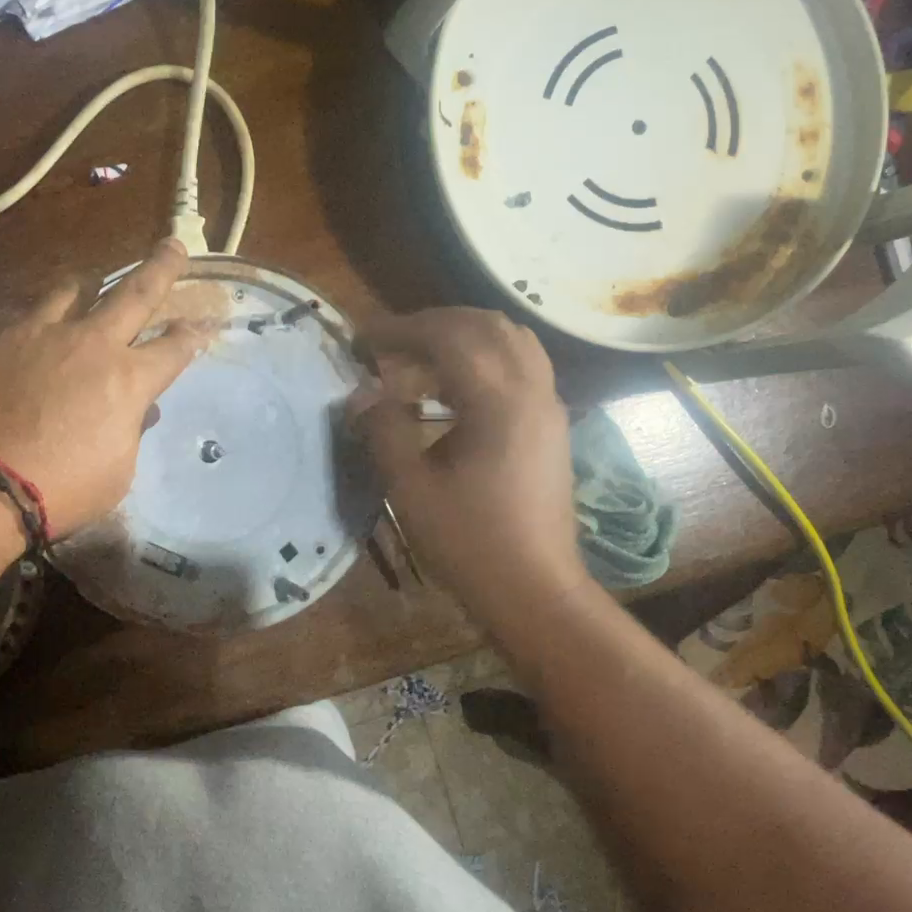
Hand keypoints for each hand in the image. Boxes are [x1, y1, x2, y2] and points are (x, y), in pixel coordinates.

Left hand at [0, 238, 211, 534]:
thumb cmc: (60, 492)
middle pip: (135, 293)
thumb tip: (138, 410)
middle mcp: (90, 343)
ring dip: (90, 286)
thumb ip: (131, 432)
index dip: (194, 336)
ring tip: (90, 285)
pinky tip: (37, 328)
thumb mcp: (117, 473)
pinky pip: (29, 314)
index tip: (203, 324)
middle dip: (161, 267)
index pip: (174, 349)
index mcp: (128, 380)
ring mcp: (41, 334)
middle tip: (174, 244)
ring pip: (73, 290)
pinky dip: (43, 317)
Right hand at [352, 308, 587, 628]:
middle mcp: (532, 390)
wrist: (531, 586)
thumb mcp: (409, 487)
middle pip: (486, 326)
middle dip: (433, 325)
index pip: (449, 336)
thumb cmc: (467, 540)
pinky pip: (519, 366)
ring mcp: (547, 406)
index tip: (361, 339)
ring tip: (417, 363)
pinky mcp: (549, 425)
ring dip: (461, 338)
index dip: (401, 329)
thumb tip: (362, 393)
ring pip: (510, 341)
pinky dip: (482, 359)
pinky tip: (449, 392)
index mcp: (498, 401)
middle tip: (387, 345)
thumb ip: (383, 430)